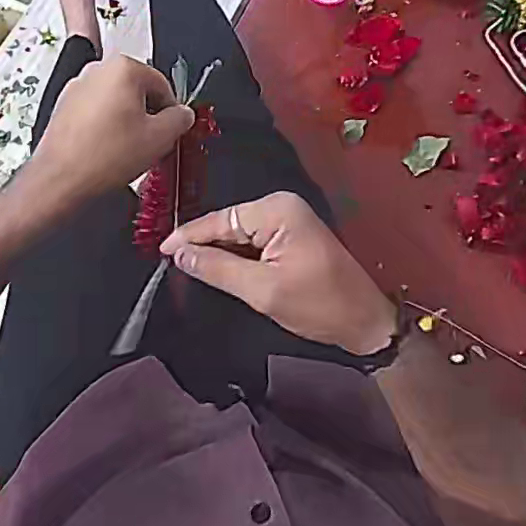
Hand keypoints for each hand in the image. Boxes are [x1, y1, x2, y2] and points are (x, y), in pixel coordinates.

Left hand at [26, 55, 194, 205]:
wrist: (60, 179)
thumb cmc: (105, 155)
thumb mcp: (160, 137)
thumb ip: (180, 119)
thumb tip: (183, 115)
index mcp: (124, 68)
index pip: (163, 85)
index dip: (171, 111)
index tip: (170, 129)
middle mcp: (99, 70)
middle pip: (139, 90)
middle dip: (148, 115)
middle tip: (150, 141)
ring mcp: (78, 86)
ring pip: (117, 101)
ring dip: (127, 121)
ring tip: (127, 149)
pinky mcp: (65, 105)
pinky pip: (97, 111)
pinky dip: (106, 126)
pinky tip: (108, 149)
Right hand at [161, 192, 397, 355]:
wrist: (365, 321)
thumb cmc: (318, 305)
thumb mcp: (262, 291)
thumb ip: (218, 269)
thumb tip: (179, 255)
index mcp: (277, 209)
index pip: (222, 219)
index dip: (189, 235)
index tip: (160, 250)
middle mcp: (281, 205)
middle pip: (229, 223)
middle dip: (201, 243)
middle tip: (169, 261)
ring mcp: (288, 218)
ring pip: (239, 233)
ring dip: (217, 251)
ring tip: (184, 265)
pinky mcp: (291, 234)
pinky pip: (253, 240)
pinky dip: (235, 255)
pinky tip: (216, 268)